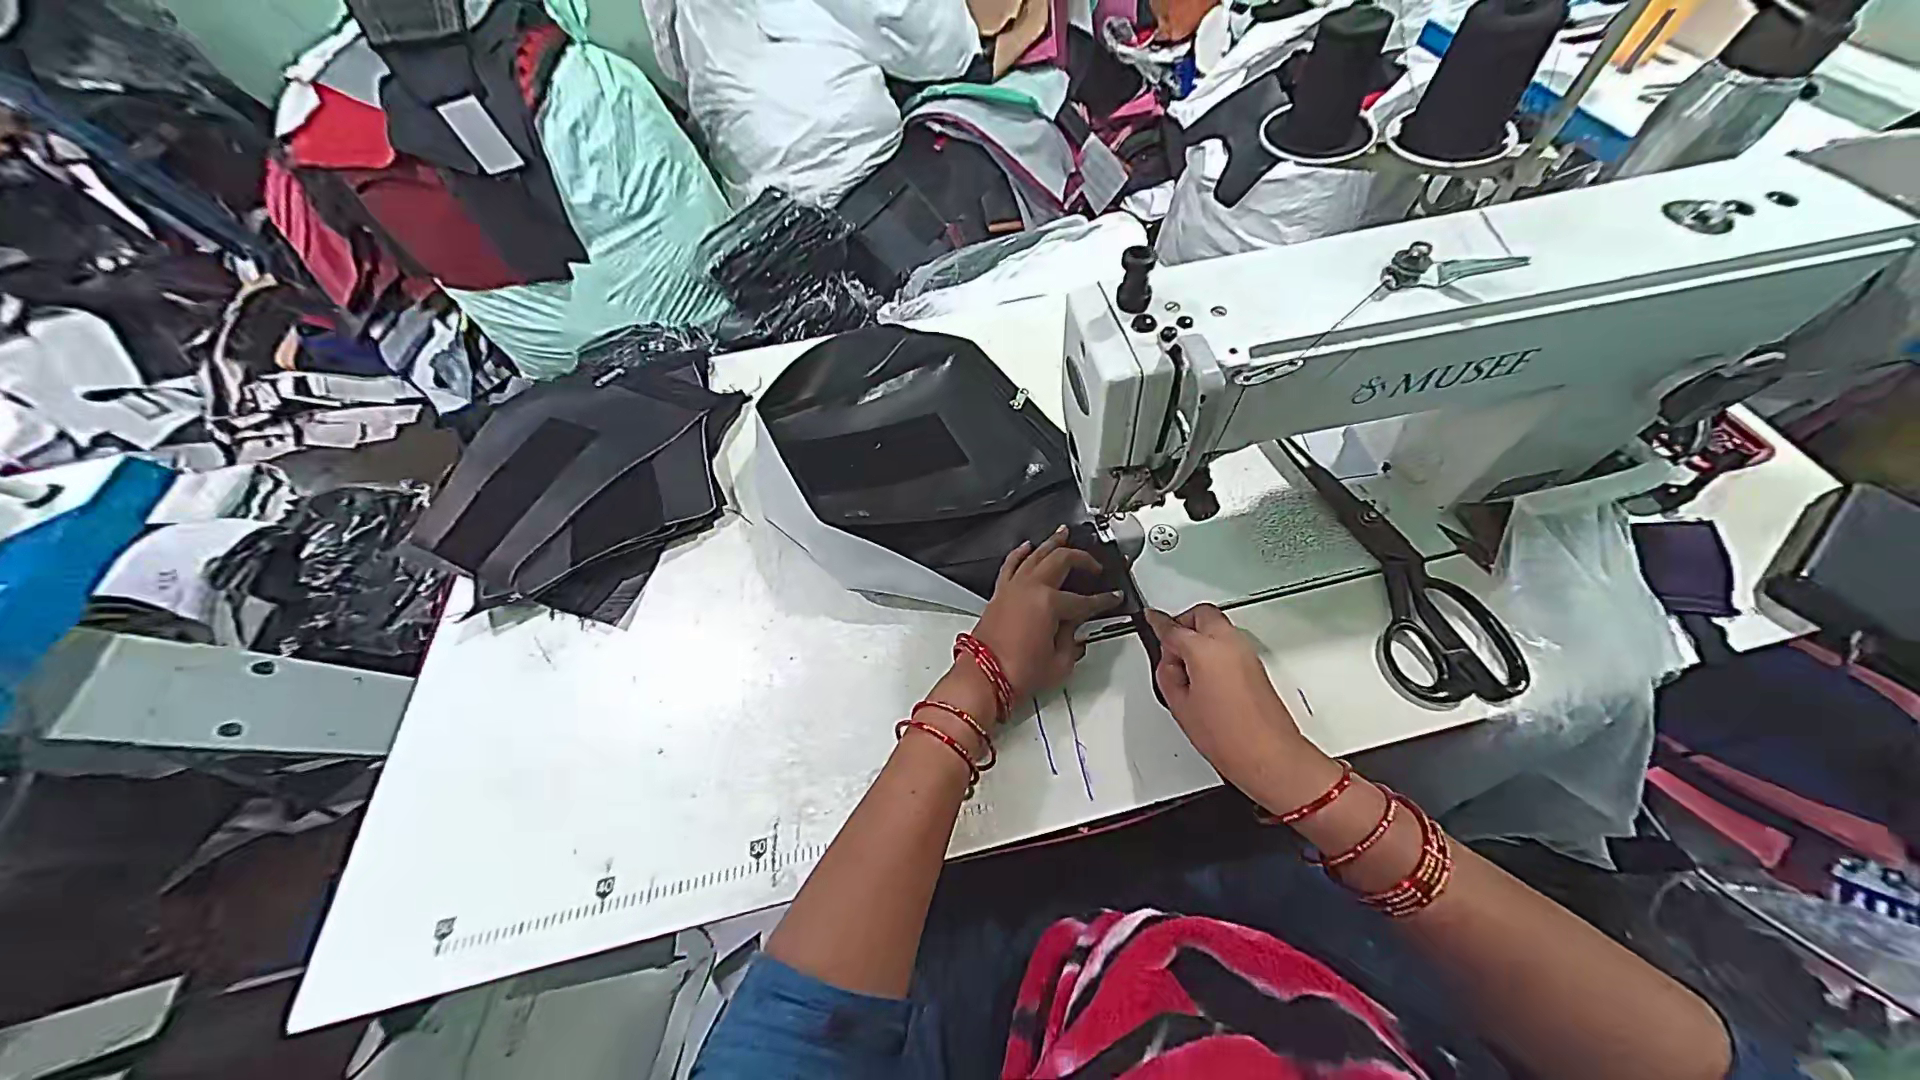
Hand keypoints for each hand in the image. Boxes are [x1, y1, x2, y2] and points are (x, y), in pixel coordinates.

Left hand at [970, 527, 1122, 704]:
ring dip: (1052, 543)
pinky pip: (1012, 564)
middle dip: (1082, 559)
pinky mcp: (999, 593)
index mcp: (1049, 604)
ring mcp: (1013, 588)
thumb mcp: (1059, 663)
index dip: (1103, 600)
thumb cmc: (1015, 672)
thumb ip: (1072, 641)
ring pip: (1036, 554)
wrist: (983, 678)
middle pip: (1061, 561)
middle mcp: (1030, 589)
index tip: (1112, 598)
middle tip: (1093, 564)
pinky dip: (1021, 553)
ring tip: (1063, 534)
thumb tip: (1074, 631)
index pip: (1084, 600)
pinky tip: (1027, 547)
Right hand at [1144, 605, 1328, 804]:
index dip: (1157, 623)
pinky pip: (1229, 643)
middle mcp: (1229, 644)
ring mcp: (1246, 653)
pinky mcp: (1256, 664)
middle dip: (1182, 623)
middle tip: (1170, 646)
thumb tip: (1169, 664)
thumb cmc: (1231, 736)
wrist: (1268, 755)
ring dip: (1200, 635)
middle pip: (1200, 614)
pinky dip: (1215, 649)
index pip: (1173, 628)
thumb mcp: (1180, 704)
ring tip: (1188, 665)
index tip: (1151, 618)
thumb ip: (1168, 674)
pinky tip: (1205, 674)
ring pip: (1218, 626)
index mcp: (1205, 650)